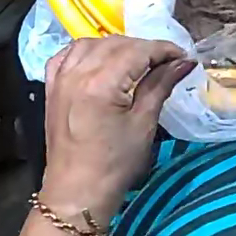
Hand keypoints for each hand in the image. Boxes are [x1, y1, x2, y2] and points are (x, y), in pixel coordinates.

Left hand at [39, 37, 194, 222]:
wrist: (77, 192)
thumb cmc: (115, 164)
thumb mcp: (144, 124)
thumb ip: (160, 86)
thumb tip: (184, 63)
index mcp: (101, 83)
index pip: (137, 51)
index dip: (164, 50)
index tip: (183, 58)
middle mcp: (77, 73)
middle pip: (115, 43)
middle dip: (144, 48)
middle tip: (166, 63)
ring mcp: (60, 78)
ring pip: (90, 44)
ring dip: (116, 46)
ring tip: (136, 61)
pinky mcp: (52, 87)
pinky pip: (66, 55)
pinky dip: (85, 51)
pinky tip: (99, 59)